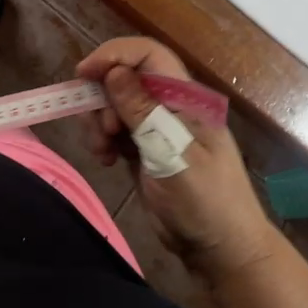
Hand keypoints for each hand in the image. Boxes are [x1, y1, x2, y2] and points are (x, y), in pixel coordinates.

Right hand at [77, 38, 279, 277]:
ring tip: (102, 151)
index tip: (84, 74)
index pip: (148, 54)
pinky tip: (106, 160)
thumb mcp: (172, 156)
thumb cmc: (206, 203)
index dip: (114, 55)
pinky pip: (113, 128)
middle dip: (101, 95)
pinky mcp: (144, 149)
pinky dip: (102, 138)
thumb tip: (113, 71)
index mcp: (186, 99)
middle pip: (124, 76)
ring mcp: (156, 127)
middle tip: (100, 129)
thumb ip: (142, 113)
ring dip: (98, 120)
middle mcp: (170, 106)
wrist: (222, 252)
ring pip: (114, 102)